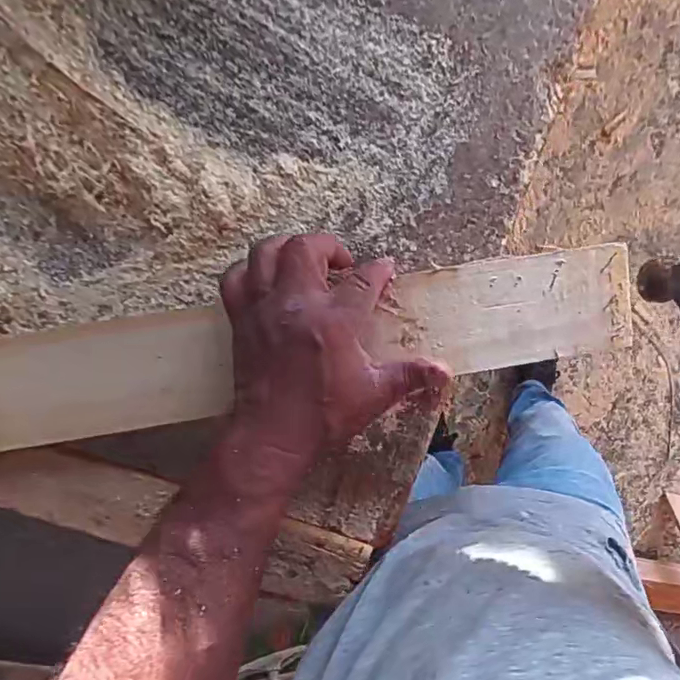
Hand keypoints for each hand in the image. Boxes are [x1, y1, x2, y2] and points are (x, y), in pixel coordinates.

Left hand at [220, 233, 449, 482]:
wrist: (274, 434)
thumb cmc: (325, 416)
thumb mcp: (374, 395)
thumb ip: (409, 376)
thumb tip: (443, 370)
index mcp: (336, 320)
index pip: (363, 280)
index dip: (379, 270)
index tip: (385, 270)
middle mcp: (298, 304)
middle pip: (307, 248)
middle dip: (328, 246)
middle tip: (341, 262)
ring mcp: (265, 309)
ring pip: (266, 252)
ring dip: (285, 248)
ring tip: (301, 260)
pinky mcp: (242, 321)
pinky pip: (235, 279)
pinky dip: (248, 271)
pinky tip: (262, 280)